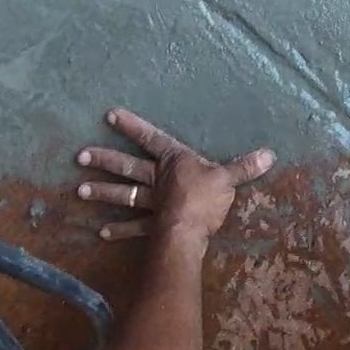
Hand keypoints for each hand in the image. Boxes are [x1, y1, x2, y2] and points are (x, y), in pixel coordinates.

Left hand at [75, 109, 274, 246]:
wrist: (188, 233)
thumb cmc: (205, 199)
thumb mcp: (228, 178)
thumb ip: (245, 167)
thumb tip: (270, 154)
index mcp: (174, 160)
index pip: (151, 138)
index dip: (132, 127)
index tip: (110, 116)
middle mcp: (158, 179)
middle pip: (128, 167)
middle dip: (105, 160)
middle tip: (79, 156)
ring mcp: (152, 203)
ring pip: (124, 194)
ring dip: (102, 192)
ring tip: (80, 190)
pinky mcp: (152, 226)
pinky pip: (134, 226)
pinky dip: (119, 229)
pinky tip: (102, 232)